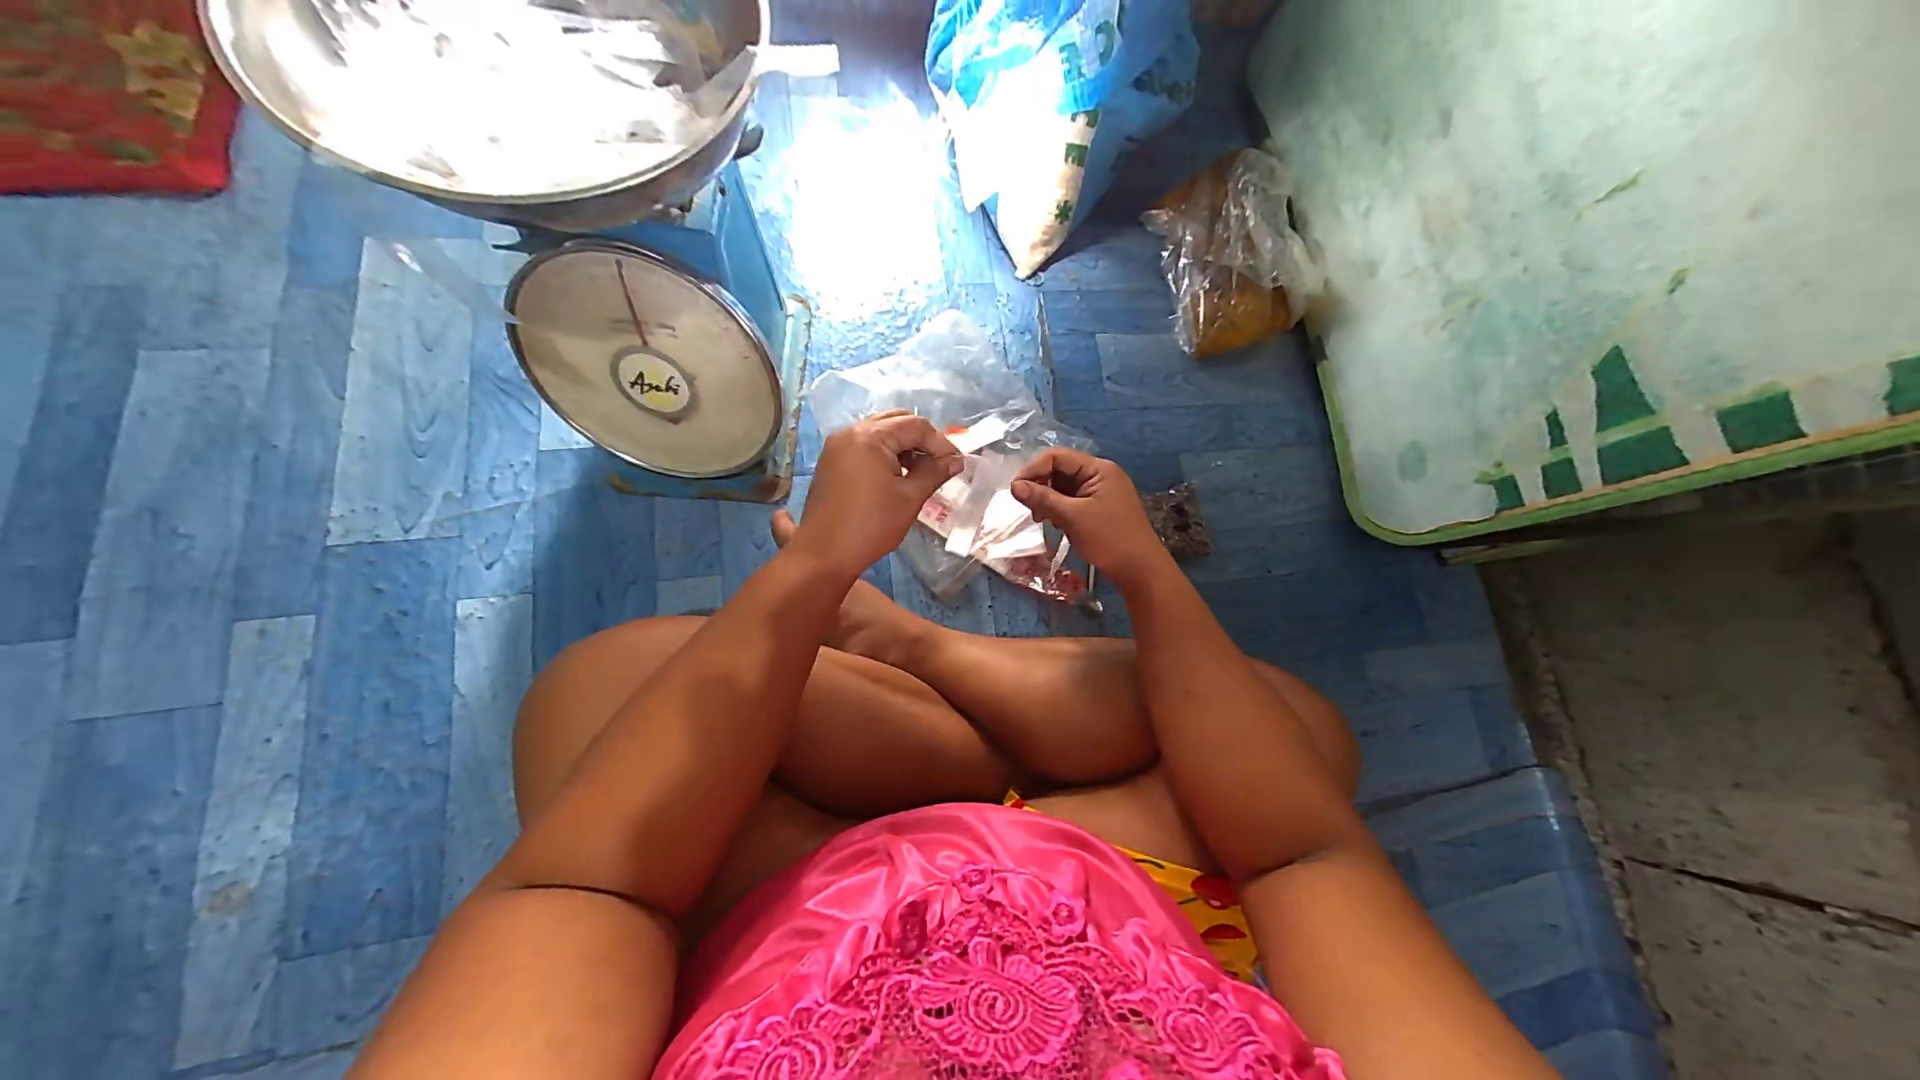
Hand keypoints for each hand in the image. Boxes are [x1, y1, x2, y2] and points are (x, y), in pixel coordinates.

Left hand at [789, 410, 962, 578]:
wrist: (824, 554)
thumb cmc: (871, 525)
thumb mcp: (910, 498)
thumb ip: (934, 472)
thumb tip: (956, 460)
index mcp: (870, 437)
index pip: (915, 425)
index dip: (940, 442)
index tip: (956, 463)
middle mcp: (850, 432)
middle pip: (895, 422)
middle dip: (921, 440)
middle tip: (940, 463)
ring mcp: (837, 446)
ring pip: (879, 432)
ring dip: (903, 446)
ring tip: (921, 471)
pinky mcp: (831, 461)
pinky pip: (864, 445)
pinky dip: (884, 454)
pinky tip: (897, 475)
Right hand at [1010, 448, 1170, 587]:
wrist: (1140, 570)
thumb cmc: (1109, 539)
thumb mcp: (1072, 517)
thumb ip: (1043, 499)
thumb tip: (1014, 486)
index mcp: (1098, 469)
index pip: (1057, 457)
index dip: (1033, 469)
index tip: (1016, 490)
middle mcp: (1100, 475)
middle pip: (1060, 470)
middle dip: (1040, 486)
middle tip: (1029, 508)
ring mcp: (1100, 492)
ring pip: (1063, 487)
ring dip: (1048, 499)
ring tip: (1041, 519)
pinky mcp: (1099, 508)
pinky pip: (1071, 500)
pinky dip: (1059, 509)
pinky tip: (1055, 523)